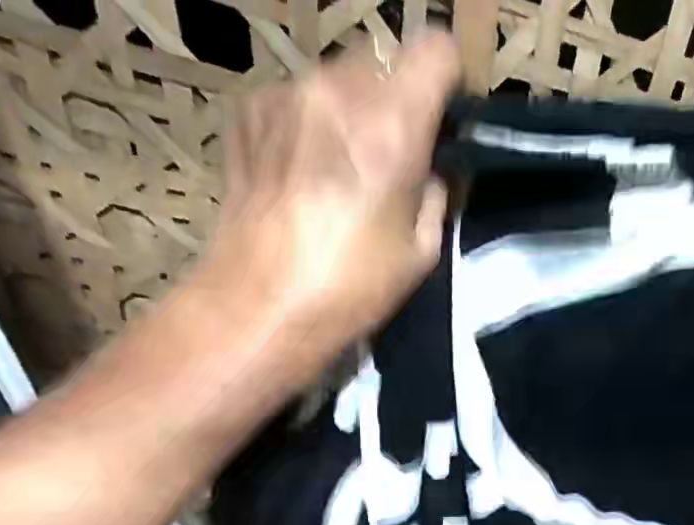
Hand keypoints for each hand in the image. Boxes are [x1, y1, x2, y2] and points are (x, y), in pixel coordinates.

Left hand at [201, 35, 457, 368]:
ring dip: (349, 111)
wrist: (260, 306)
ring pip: (337, 78)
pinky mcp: (248, 108)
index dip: (445, 81)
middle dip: (394, 100)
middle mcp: (337, 91)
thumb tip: (432, 169)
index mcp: (392, 126)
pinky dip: (307, 124)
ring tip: (338, 171)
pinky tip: (300, 173)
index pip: (436, 50)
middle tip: (388, 157)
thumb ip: (437, 194)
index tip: (440, 119)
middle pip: (383, 60)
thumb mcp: (421, 253)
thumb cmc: (351, 289)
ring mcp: (286, 94)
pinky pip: (295, 98)